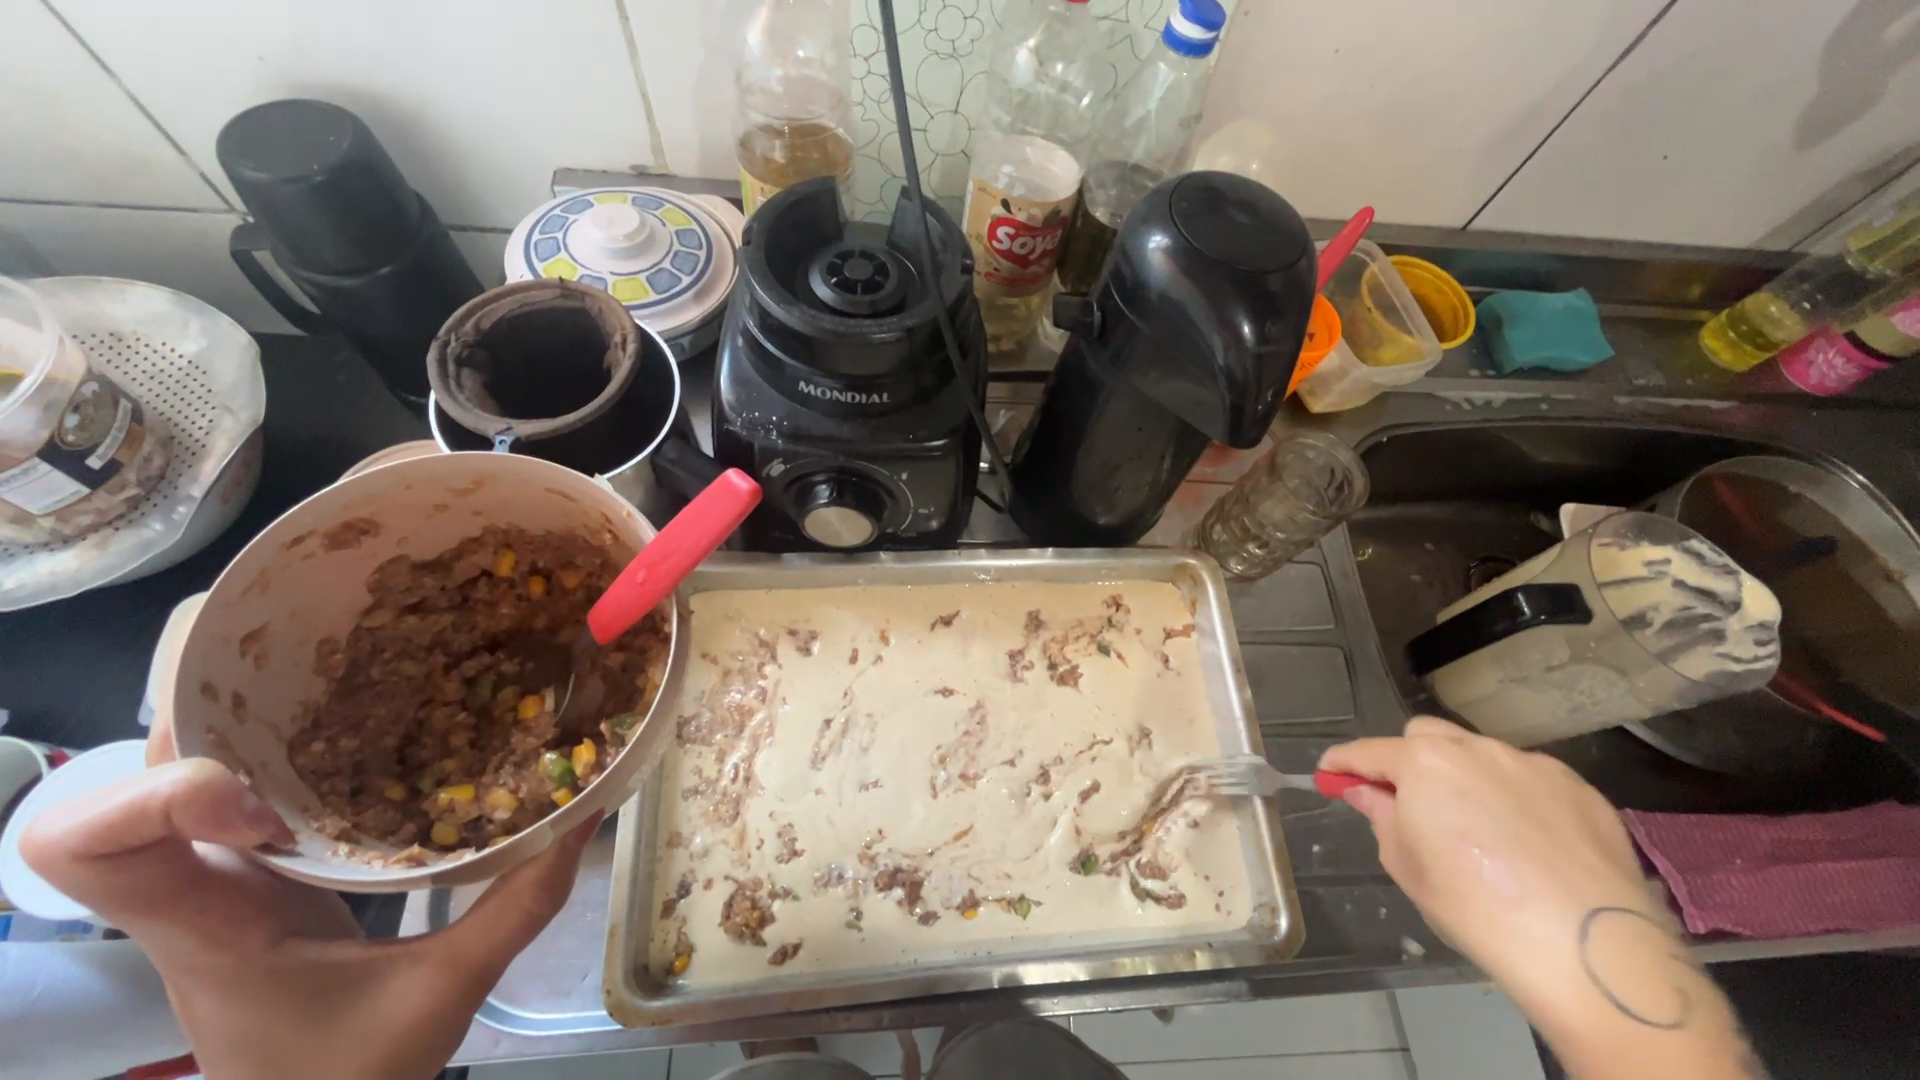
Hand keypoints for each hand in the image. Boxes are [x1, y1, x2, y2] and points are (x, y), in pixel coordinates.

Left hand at [20, 715, 598, 1079]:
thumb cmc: (353, 1076)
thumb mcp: (447, 992)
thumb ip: (520, 904)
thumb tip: (587, 811)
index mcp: (209, 926)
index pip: (83, 850)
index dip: (159, 797)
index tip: (266, 800)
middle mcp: (193, 891)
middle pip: (123, 785)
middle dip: (207, 719)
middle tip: (313, 679)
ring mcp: (218, 882)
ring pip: (175, 780)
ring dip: (245, 727)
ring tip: (341, 686)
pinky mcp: (252, 880)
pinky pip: (239, 800)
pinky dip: (281, 758)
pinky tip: (360, 739)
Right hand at [1323, 719, 1761, 1079]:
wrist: (1585, 946)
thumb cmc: (1473, 906)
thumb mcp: (1405, 864)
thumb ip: (1381, 816)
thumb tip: (1366, 792)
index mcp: (1423, 762)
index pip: (1367, 751)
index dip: (1343, 763)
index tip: (1330, 774)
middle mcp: (1476, 749)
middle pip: (1427, 736)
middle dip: (1409, 760)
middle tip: (1410, 802)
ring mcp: (1533, 765)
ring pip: (1482, 756)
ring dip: (1466, 778)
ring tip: (1478, 829)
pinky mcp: (1581, 790)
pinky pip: (1531, 781)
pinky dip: (1516, 799)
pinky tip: (1527, 843)